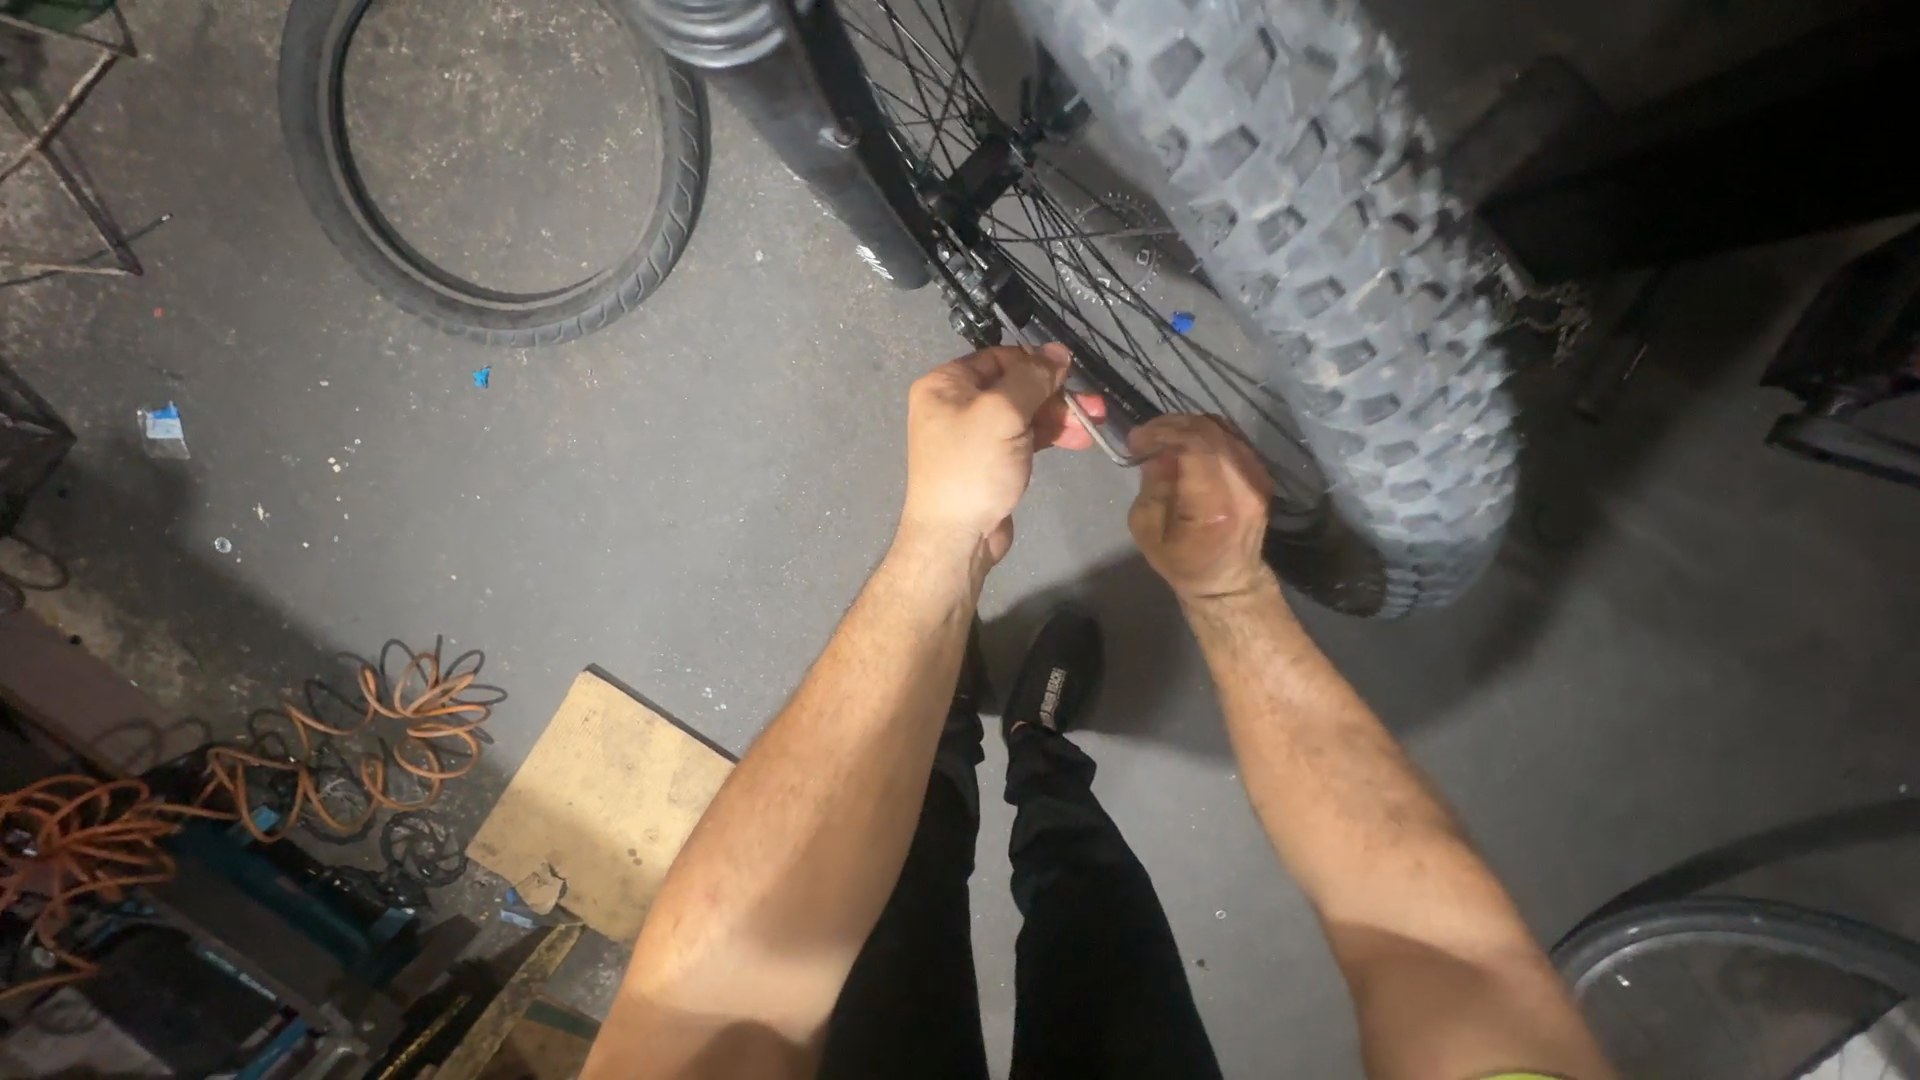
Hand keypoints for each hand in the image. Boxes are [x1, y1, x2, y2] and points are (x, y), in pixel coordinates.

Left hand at [900, 344, 1105, 568]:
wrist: (955, 538)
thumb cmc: (972, 468)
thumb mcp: (1002, 413)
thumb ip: (1032, 378)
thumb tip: (1058, 351)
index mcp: (945, 384)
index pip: (997, 358)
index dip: (1035, 363)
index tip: (1071, 372)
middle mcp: (955, 405)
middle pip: (1014, 387)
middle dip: (1055, 395)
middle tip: (1094, 405)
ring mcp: (973, 436)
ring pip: (1023, 414)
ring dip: (1059, 416)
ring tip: (1095, 423)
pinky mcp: (990, 462)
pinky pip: (1022, 438)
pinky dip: (1049, 436)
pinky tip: (1079, 439)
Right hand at [1127, 415, 1276, 603]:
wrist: (1227, 581)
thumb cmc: (1182, 562)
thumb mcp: (1147, 529)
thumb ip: (1153, 484)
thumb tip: (1158, 451)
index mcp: (1213, 505)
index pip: (1194, 446)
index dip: (1162, 433)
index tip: (1137, 440)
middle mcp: (1242, 486)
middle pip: (1209, 432)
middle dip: (1171, 426)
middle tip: (1147, 435)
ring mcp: (1258, 479)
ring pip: (1223, 430)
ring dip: (1188, 427)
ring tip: (1165, 439)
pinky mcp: (1262, 475)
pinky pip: (1232, 439)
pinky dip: (1206, 435)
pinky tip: (1187, 447)